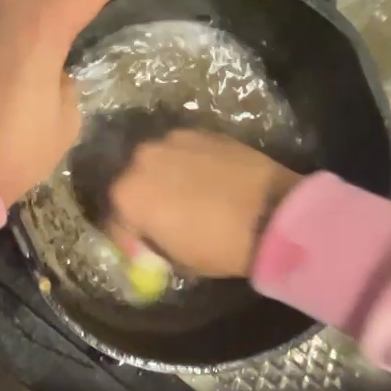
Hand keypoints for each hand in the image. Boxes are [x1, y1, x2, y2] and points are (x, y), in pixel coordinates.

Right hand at [108, 130, 302, 278]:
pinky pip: (182, 152)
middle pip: (131, 184)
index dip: (127, 239)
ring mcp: (172, 140)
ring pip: (156, 164)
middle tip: (161, 221)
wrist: (277, 214)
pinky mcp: (202, 131)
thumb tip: (152, 240)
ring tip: (186, 198)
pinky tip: (205, 182)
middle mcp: (141, 159)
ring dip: (163, 180)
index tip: (142, 251)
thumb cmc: (220, 245)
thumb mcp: (177, 259)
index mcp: (128, 195)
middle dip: (142, 203)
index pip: (113, 221)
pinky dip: (186, 166)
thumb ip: (153, 245)